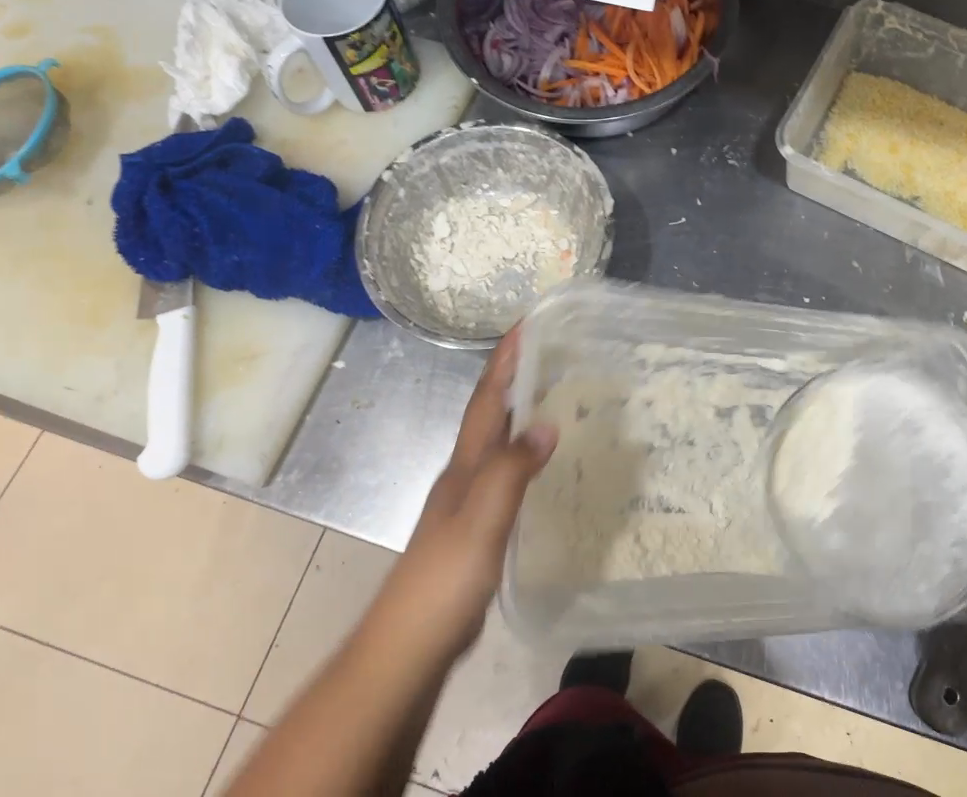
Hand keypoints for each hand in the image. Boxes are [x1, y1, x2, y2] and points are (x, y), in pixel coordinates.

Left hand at [381, 327, 555, 651]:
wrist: (411, 642)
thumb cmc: (444, 578)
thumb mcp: (482, 520)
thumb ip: (512, 471)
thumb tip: (547, 419)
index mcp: (464, 466)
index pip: (486, 401)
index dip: (504, 361)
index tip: (526, 323)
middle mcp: (464, 476)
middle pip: (490, 415)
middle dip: (514, 377)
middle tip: (552, 351)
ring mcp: (469, 505)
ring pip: (498, 445)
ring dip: (520, 415)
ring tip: (556, 396)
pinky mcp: (478, 531)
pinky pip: (507, 477)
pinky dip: (525, 458)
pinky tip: (544, 468)